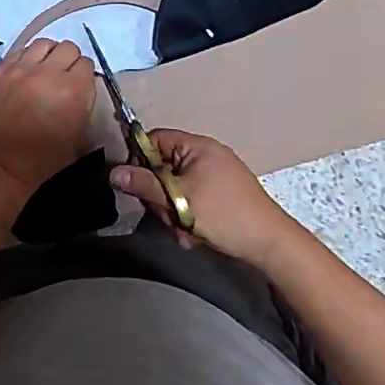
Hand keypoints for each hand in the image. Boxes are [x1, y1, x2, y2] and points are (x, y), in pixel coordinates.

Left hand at [0, 38, 95, 190]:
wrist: (6, 162)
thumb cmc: (47, 155)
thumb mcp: (81, 132)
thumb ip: (85, 100)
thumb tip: (83, 82)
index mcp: (73, 90)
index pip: (86, 64)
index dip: (84, 74)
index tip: (79, 83)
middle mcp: (48, 73)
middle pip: (68, 48)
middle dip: (69, 61)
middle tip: (64, 75)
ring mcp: (21, 69)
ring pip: (44, 43)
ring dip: (49, 54)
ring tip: (46, 68)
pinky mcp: (1, 70)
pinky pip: (20, 51)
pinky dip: (28, 58)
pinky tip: (28, 72)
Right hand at [110, 129, 304, 267]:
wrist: (271, 244)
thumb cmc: (225, 215)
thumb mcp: (178, 200)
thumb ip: (143, 184)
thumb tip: (113, 171)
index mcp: (197, 146)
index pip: (154, 140)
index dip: (139, 160)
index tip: (136, 184)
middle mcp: (206, 154)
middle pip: (163, 166)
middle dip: (160, 195)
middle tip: (168, 215)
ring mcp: (216, 174)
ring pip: (176, 188)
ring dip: (174, 211)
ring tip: (185, 230)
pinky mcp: (222, 194)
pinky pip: (192, 199)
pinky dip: (188, 217)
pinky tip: (194, 235)